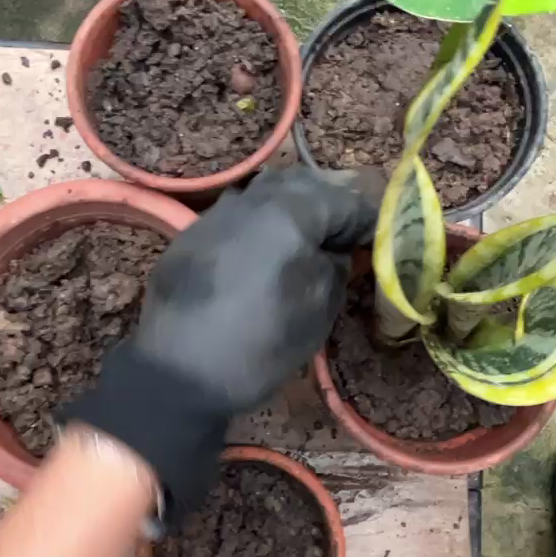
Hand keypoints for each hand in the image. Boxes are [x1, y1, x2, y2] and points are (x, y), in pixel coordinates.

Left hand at [131, 166, 377, 409]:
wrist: (175, 373)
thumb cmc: (258, 347)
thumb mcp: (318, 312)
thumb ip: (337, 267)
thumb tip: (338, 248)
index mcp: (288, 212)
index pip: (345, 199)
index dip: (369, 219)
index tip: (380, 241)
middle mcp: (250, 199)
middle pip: (305, 183)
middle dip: (333, 203)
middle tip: (349, 236)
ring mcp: (217, 212)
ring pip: (269, 191)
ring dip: (297, 207)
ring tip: (312, 239)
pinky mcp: (193, 232)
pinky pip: (240, 212)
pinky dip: (264, 220)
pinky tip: (268, 249)